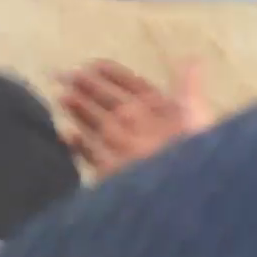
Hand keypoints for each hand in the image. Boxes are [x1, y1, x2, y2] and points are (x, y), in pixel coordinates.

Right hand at [58, 59, 212, 176]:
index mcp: (158, 110)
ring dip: (77, 109)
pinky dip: (78, 145)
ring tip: (61, 96)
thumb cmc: (193, 154)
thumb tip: (195, 57)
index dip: (110, 73)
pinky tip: (67, 134)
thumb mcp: (194, 115)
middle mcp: (138, 126)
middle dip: (85, 86)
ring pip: (95, 123)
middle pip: (107, 101)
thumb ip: (188, 86)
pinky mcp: (113, 171)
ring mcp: (124, 148)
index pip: (129, 85)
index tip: (91, 63)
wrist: (185, 200)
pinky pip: (91, 154)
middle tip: (63, 74)